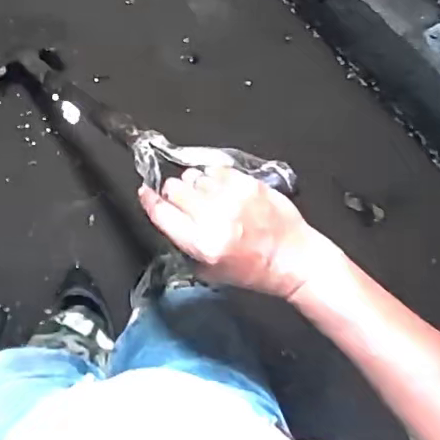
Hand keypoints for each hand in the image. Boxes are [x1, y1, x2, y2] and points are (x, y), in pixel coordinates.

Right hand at [138, 167, 346, 300]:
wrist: (294, 259)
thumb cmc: (253, 269)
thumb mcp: (209, 270)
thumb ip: (182, 241)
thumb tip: (163, 212)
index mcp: (203, 244)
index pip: (161, 212)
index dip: (149, 200)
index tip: (145, 193)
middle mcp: (215, 219)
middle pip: (173, 188)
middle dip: (175, 194)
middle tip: (188, 203)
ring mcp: (232, 198)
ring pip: (193, 176)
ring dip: (197, 186)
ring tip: (213, 200)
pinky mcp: (247, 184)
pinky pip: (215, 170)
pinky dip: (216, 179)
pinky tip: (227, 193)